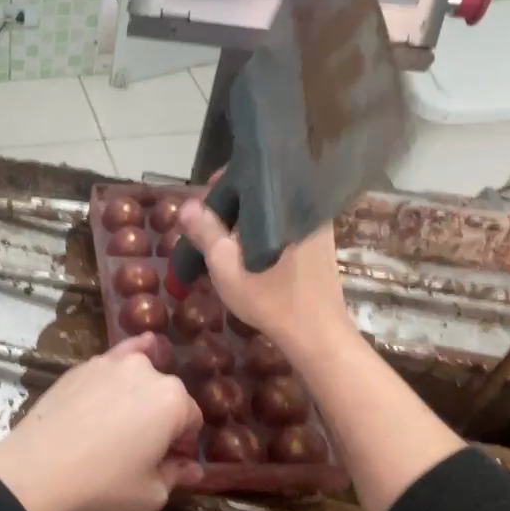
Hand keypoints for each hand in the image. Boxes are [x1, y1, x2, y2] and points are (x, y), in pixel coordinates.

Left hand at [0, 333, 202, 510]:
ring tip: (126, 418)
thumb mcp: (150, 493)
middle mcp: (146, 372)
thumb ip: (176, 476)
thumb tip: (189, 468)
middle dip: (162, 419)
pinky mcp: (80, 366)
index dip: (183, 444)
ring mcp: (110, 364)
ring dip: (140, 393)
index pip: (191, 421)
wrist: (38, 467)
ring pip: (138, 376)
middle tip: (142, 447)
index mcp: (173, 401)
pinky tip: (129, 356)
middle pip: (166, 396)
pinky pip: (111, 362)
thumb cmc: (102, 482)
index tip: (169, 463)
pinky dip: (121, 363)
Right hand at [176, 196, 352, 362]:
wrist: (316, 335)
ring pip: (275, 211)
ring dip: (251, 220)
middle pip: (264, 193)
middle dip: (235, 204)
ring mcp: (318, 226)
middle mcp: (306, 209)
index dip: (226, 183)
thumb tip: (187, 204)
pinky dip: (267, 232)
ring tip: (228, 240)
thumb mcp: (227, 267)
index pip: (254, 176)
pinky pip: (287, 225)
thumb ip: (206, 233)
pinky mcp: (322, 243)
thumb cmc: (270, 301)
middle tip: (211, 226)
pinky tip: (252, 253)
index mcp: (285, 207)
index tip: (207, 202)